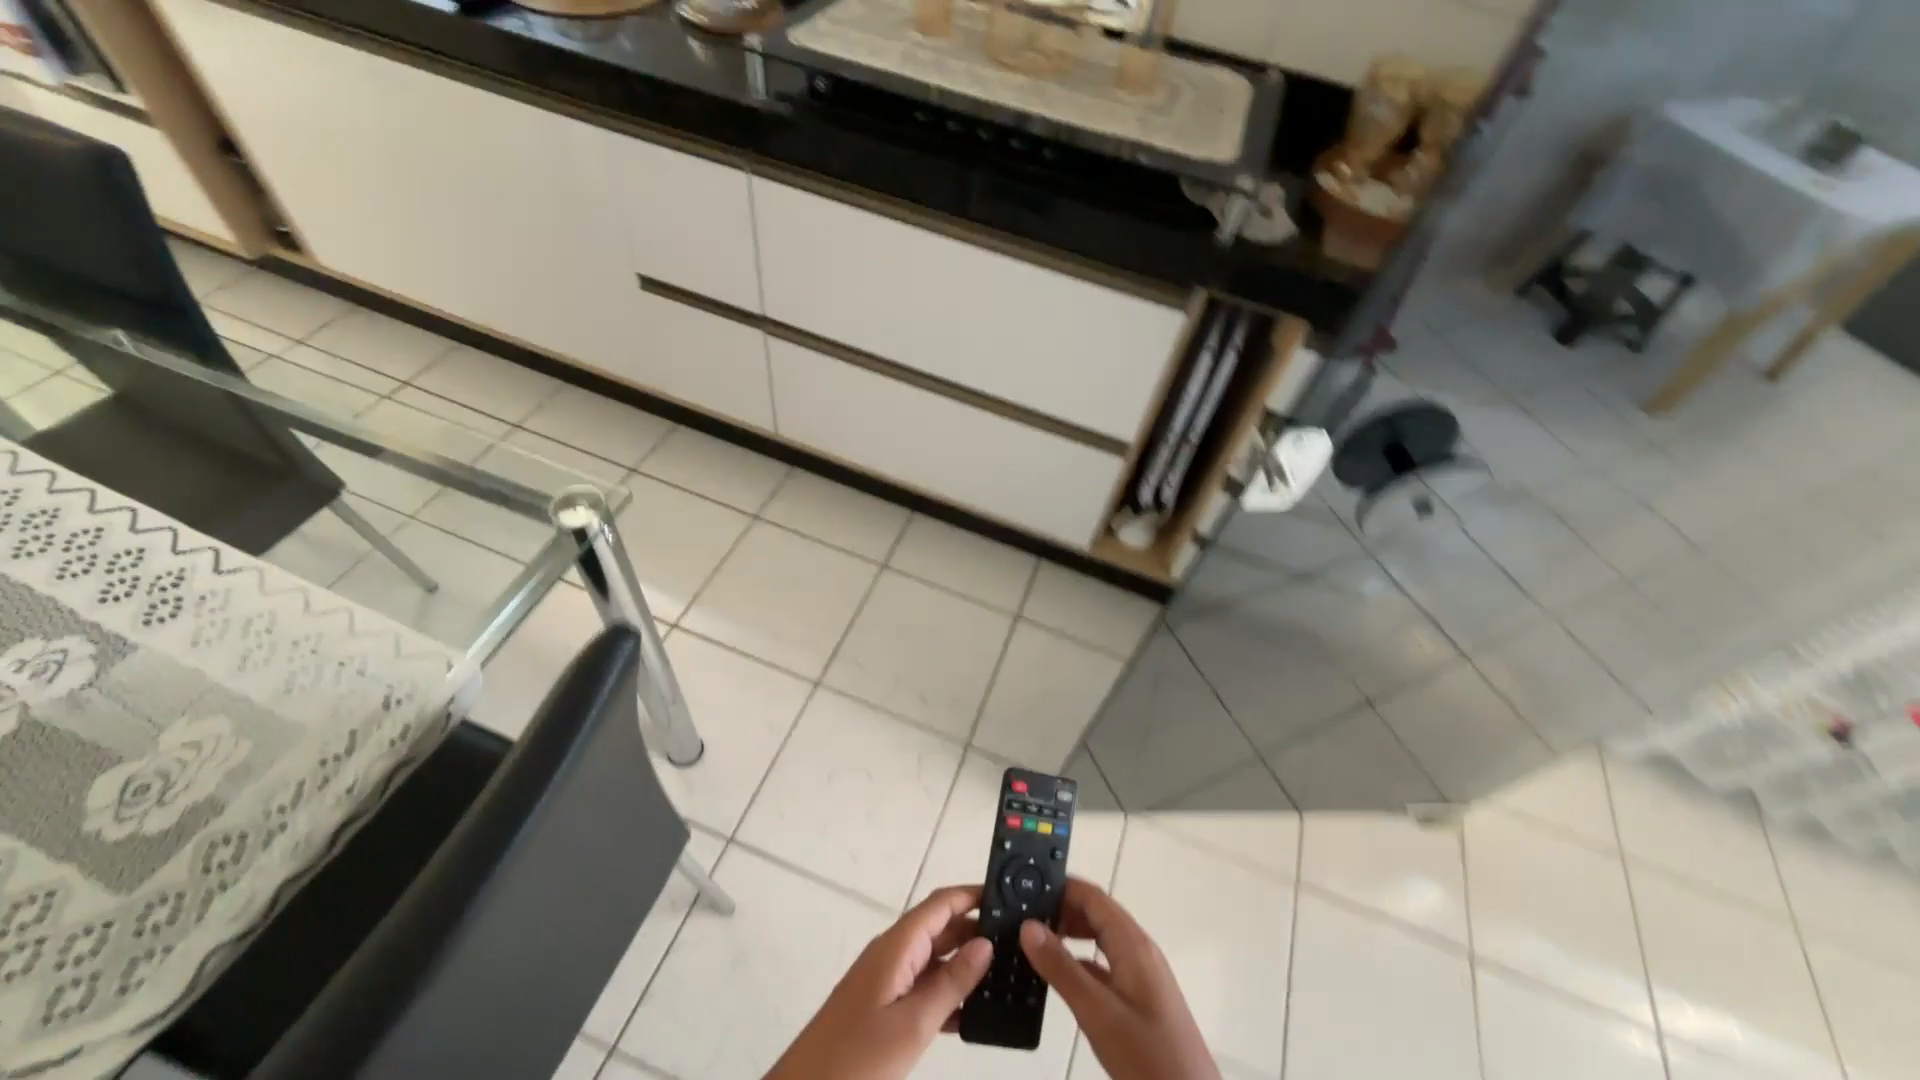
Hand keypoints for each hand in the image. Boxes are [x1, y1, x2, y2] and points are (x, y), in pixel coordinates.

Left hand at [765, 885, 992, 1079]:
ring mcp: (886, 981)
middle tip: (1020, 942)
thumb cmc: (859, 1057)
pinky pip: (923, 988)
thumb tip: (985, 943)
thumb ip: (952, 981)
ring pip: (934, 961)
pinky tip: (975, 1014)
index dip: (974, 894)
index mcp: (897, 946)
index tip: (1011, 895)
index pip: (941, 903)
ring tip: (1008, 976)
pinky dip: (949, 994)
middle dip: (978, 931)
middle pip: (940, 929)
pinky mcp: (883, 1008)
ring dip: (966, 966)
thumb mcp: (914, 1021)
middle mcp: (892, 954)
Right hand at [1019, 878, 1219, 1079]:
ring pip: (1100, 939)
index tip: (1025, 885)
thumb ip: (1062, 968)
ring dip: (1070, 933)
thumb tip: (1028, 926)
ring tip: (1033, 941)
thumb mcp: (1097, 1012)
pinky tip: (1057, 975)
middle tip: (1021, 915)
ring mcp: (1141, 974)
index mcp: (1132, 945)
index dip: (1062, 887)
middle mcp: (1139, 951)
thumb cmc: (1146, 1055)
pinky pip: (1104, 964)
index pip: (1094, 897)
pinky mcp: (1139, 997)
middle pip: (1097, 914)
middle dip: (1061, 909)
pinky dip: (1080, 960)